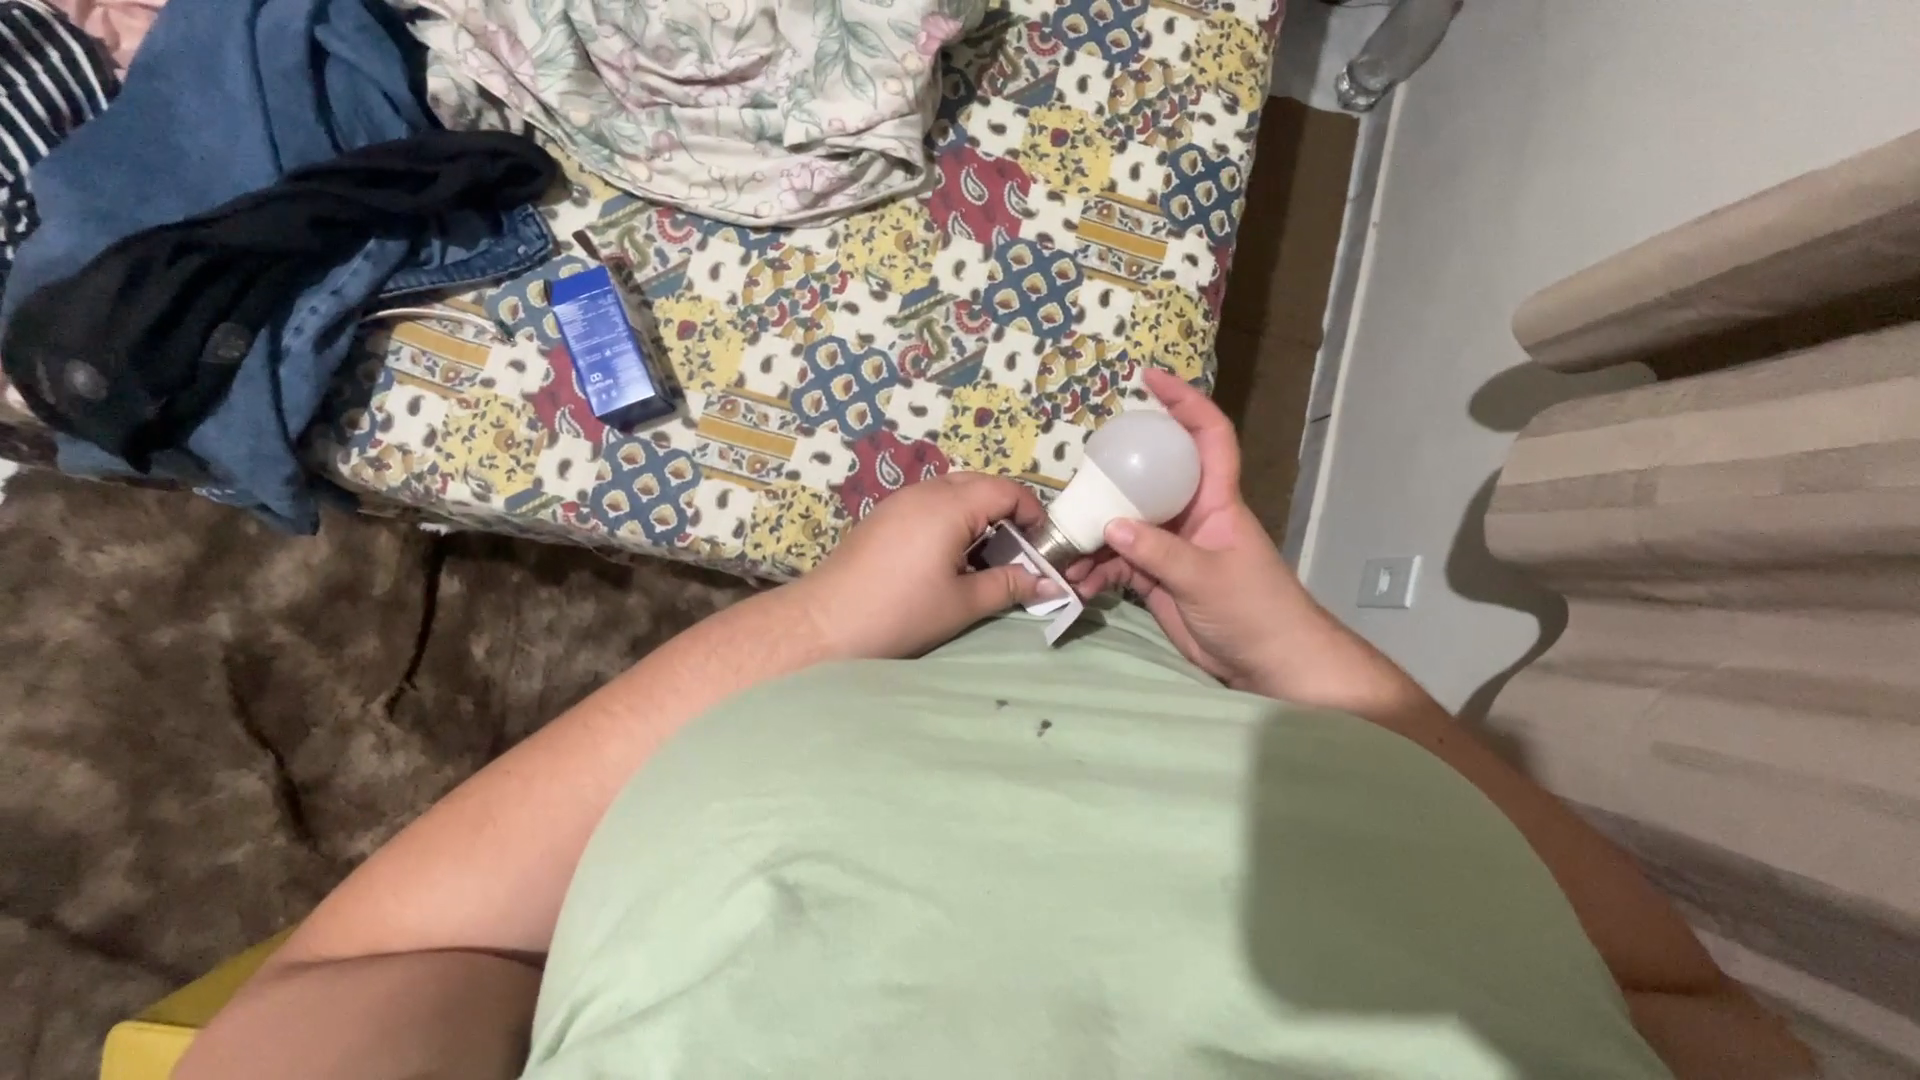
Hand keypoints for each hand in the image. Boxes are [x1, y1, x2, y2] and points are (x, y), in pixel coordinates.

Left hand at [791, 472, 1058, 660]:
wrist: (823, 623)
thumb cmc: (899, 612)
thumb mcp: (962, 603)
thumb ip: (1009, 586)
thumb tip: (1050, 584)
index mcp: (949, 505)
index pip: (1006, 490)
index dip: (1032, 513)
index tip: (1043, 546)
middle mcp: (925, 492)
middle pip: (979, 485)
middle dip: (1006, 513)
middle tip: (1017, 552)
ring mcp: (899, 501)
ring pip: (952, 493)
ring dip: (977, 516)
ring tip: (985, 558)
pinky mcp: (882, 517)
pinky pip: (928, 504)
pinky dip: (950, 521)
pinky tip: (948, 559)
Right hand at [1070, 369, 1325, 694]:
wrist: (1268, 666)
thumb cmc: (1256, 610)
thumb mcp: (1207, 577)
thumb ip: (1158, 552)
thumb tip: (1109, 526)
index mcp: (1216, 501)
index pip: (1207, 437)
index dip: (1184, 403)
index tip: (1149, 379)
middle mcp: (1190, 516)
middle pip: (1149, 479)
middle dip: (1114, 477)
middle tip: (1078, 481)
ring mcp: (1171, 548)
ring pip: (1126, 526)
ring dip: (1095, 536)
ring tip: (1065, 550)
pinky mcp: (1157, 580)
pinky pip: (1120, 564)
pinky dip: (1098, 571)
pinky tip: (1078, 582)